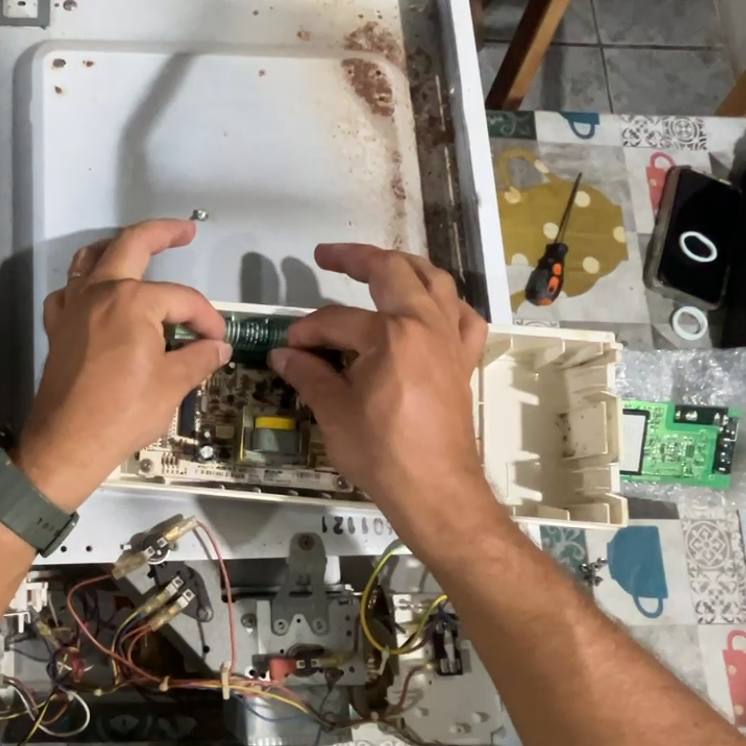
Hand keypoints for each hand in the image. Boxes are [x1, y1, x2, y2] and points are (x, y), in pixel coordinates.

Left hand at [15, 220, 230, 510]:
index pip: (181, 299)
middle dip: (161, 233)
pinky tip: (96, 297)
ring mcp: (72, 307)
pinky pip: (68, 293)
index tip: (218, 342)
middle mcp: (99, 292)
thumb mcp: (173, 384)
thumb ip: (198, 358)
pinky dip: (83, 287)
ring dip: (115, 248)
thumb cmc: (123, 412)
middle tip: (184, 231)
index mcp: (132, 301)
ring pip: (91, 260)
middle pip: (131, 246)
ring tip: (136, 250)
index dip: (206, 318)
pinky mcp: (57, 328)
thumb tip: (218, 347)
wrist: (68, 443)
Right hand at [269, 244, 508, 556]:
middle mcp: (425, 324)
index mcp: (390, 335)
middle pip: (392, 272)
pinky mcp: (463, 360)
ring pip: (435, 281)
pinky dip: (446, 303)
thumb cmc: (381, 452)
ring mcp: (450, 340)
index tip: (288, 347)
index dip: (307, 331)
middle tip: (327, 255)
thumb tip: (282, 353)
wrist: (435, 489)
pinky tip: (431, 308)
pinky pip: (462, 317)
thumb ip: (309, 374)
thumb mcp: (334, 412)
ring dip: (405, 267)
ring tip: (379, 266)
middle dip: (356, 258)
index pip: (336, 320)